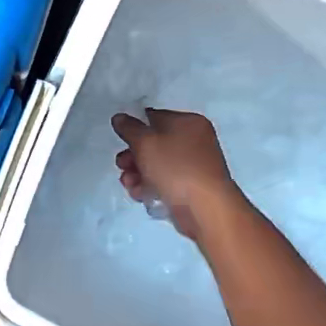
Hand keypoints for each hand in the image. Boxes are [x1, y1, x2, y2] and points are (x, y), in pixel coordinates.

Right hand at [112, 108, 242, 238]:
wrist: (205, 208)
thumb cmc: (175, 168)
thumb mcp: (146, 143)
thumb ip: (129, 128)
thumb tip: (120, 118)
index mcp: (188, 122)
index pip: (155, 117)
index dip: (135, 128)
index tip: (121, 140)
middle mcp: (194, 141)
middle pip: (155, 143)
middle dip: (133, 155)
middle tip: (122, 165)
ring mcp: (194, 166)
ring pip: (158, 165)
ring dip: (138, 173)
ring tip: (129, 184)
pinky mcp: (191, 188)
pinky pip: (166, 182)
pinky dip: (151, 186)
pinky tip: (141, 195)